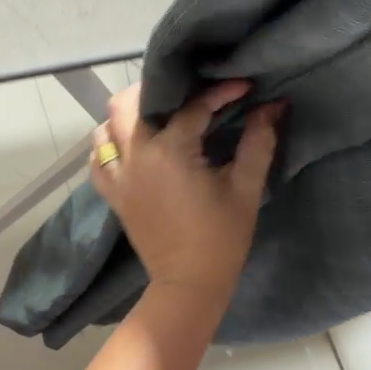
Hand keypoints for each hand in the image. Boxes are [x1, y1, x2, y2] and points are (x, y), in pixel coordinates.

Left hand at [89, 80, 281, 302]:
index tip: (243, 88)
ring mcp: (119, 177)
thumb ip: (258, 142)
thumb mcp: (246, 188)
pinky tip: (130, 147)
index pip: (193, 107)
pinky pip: (97, 162)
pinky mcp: (112, 196)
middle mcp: (136, 157)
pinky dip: (107, 148)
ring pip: (105, 129)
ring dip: (126, 118)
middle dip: (157, 91)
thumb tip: (273, 106)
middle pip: (127, 104)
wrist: (188, 282)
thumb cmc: (222, 237)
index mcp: (170, 152)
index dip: (220, 93)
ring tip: (156, 118)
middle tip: (186, 94)